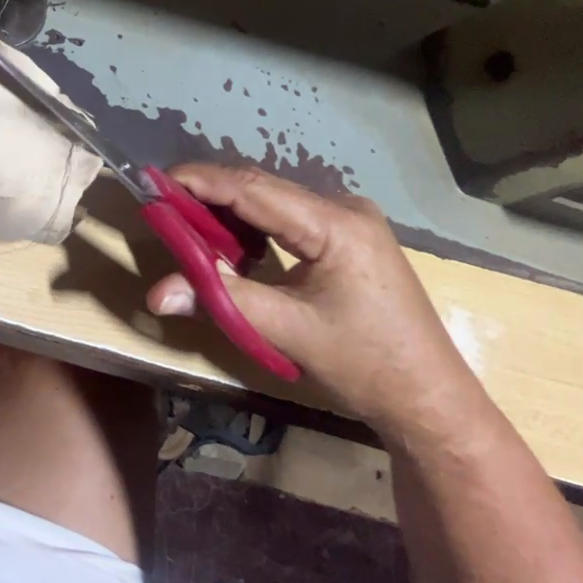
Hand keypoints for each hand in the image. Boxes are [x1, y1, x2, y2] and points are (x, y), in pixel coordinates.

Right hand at [145, 164, 481, 432]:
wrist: (430, 401)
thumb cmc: (365, 364)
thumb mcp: (285, 330)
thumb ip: (219, 298)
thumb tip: (155, 294)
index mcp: (336, 226)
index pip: (252, 189)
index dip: (199, 182)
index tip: (151, 183)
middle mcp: (344, 210)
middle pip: (259, 188)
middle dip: (206, 195)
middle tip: (158, 207)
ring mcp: (349, 221)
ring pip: (270, 200)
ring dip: (225, 211)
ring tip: (183, 227)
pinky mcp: (346, 237)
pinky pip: (284, 216)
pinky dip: (248, 224)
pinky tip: (226, 245)